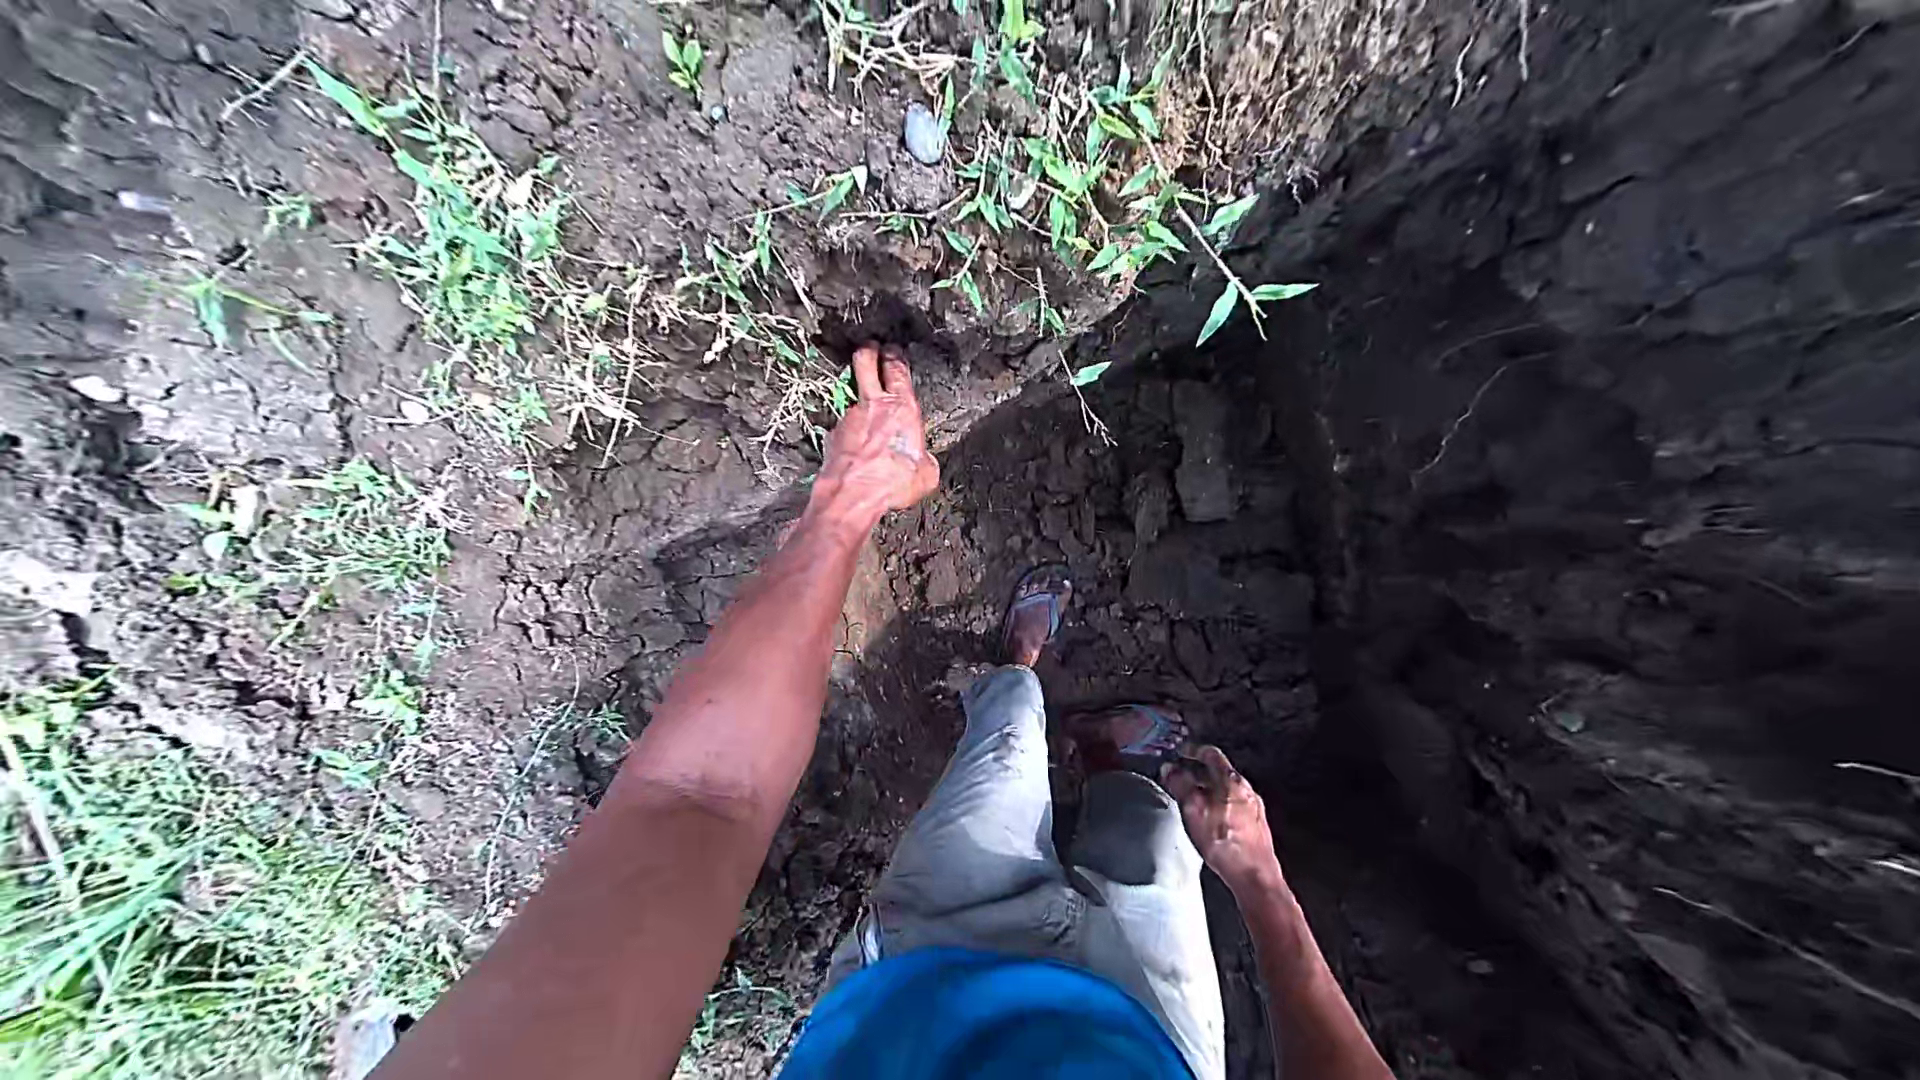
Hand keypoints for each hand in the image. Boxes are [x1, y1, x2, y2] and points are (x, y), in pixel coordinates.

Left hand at [808, 342, 938, 529]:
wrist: (853, 496)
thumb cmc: (892, 482)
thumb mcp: (926, 474)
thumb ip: (925, 459)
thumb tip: (923, 462)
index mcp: (902, 407)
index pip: (896, 368)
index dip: (894, 355)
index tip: (893, 350)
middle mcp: (873, 405)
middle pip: (865, 361)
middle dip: (868, 350)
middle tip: (871, 348)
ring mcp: (849, 417)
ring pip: (852, 394)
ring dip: (858, 397)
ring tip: (866, 409)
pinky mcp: (833, 434)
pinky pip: (842, 425)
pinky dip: (849, 430)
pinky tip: (854, 444)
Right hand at [1162, 745, 1283, 897]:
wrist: (1255, 877)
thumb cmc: (1224, 841)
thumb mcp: (1193, 808)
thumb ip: (1180, 784)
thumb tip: (1169, 768)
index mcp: (1232, 780)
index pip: (1211, 754)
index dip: (1193, 750)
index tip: (1181, 752)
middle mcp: (1246, 790)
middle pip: (1220, 772)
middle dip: (1198, 772)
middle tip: (1181, 776)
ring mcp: (1254, 809)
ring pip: (1226, 790)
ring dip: (1208, 789)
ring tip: (1192, 798)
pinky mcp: (1256, 827)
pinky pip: (1234, 806)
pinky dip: (1218, 804)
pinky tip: (1210, 819)